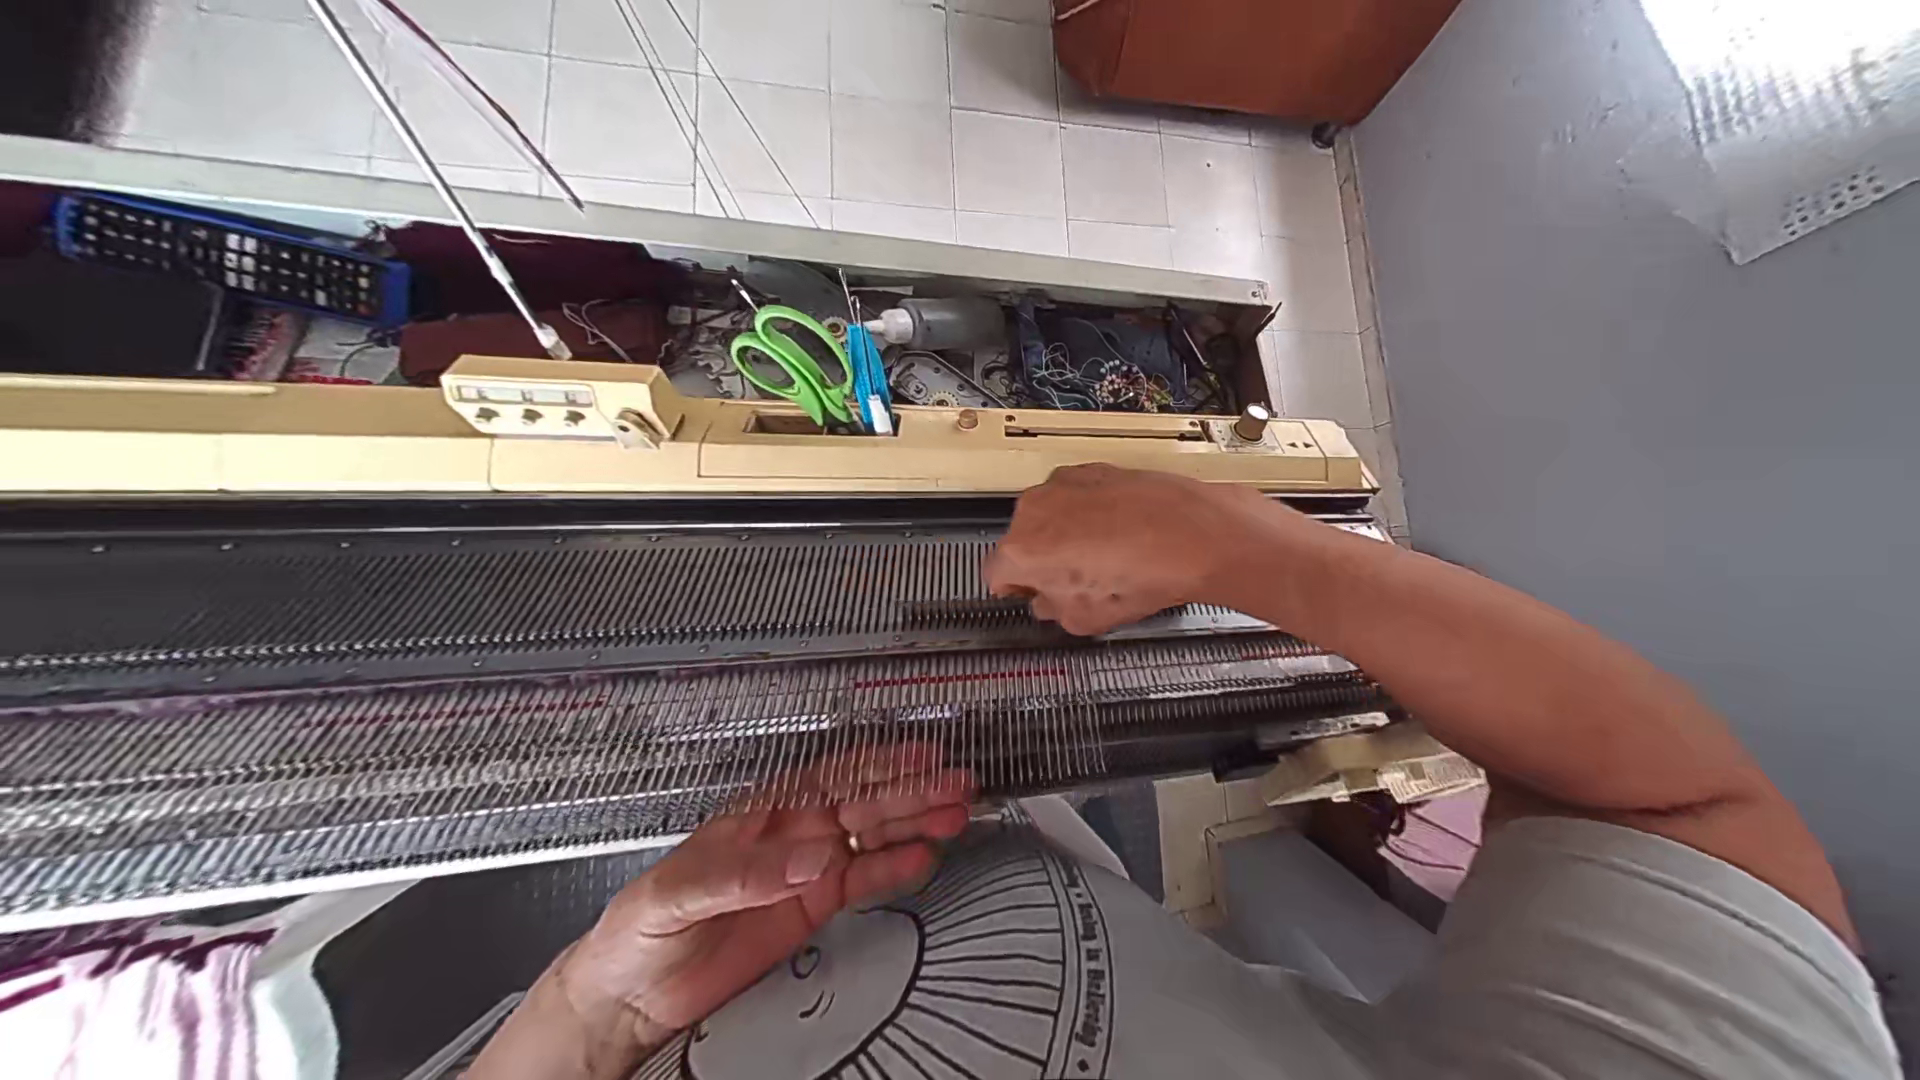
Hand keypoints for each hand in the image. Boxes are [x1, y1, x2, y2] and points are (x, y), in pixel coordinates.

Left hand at [470, 745, 974, 1079]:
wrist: (632, 993)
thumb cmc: (643, 923)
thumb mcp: (684, 889)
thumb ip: (750, 871)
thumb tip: (812, 854)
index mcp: (766, 812)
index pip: (834, 778)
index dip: (879, 764)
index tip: (918, 757)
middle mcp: (795, 833)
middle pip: (865, 802)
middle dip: (913, 792)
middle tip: (957, 782)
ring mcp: (809, 868)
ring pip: (874, 835)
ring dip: (916, 822)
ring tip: (956, 812)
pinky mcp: (814, 907)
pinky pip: (864, 879)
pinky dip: (896, 867)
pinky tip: (924, 855)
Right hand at [984, 463, 1304, 635]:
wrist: (1194, 534)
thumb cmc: (1144, 573)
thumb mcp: (1085, 619)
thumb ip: (1050, 610)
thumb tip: (1048, 601)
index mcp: (1020, 550)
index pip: (995, 575)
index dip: (1014, 590)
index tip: (1029, 594)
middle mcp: (1033, 510)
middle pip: (1020, 542)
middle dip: (1040, 561)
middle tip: (1072, 580)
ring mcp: (1061, 485)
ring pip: (1047, 517)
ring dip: (1062, 536)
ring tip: (1100, 556)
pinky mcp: (1089, 469)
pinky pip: (1074, 497)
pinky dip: (1085, 513)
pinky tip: (1115, 533)